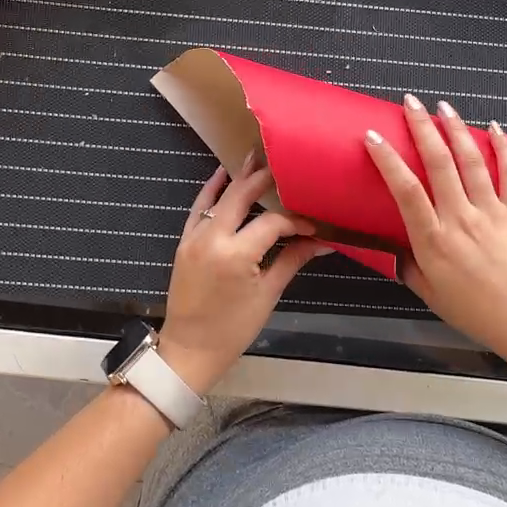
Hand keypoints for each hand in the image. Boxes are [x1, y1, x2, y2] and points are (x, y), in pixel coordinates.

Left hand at [158, 159, 329, 393]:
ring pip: (219, 197)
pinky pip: (198, 208)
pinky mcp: (184, 241)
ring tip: (255, 157)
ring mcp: (194, 237)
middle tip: (284, 165)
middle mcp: (213, 238)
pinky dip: (211, 190)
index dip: (296, 221)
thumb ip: (292, 259)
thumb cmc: (233, 329)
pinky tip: (222, 174)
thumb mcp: (267, 294)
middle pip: (242, 196)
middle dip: (264, 179)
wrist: (189, 350)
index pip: (273, 223)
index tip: (313, 227)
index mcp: (236, 254)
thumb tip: (322, 242)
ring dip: (238, 177)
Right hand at [363, 96, 506, 370]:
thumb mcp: (432, 296)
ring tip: (443, 106)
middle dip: (422, 127)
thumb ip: (411, 268)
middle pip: (439, 163)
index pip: (405, 190)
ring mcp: (493, 213)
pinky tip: (495, 128)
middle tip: (410, 102)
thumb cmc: (479, 315)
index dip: (387, 160)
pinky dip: (503, 148)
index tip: (372, 136)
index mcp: (434, 241)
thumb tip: (398, 248)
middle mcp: (461, 219)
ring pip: (472, 161)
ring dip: (456, 129)